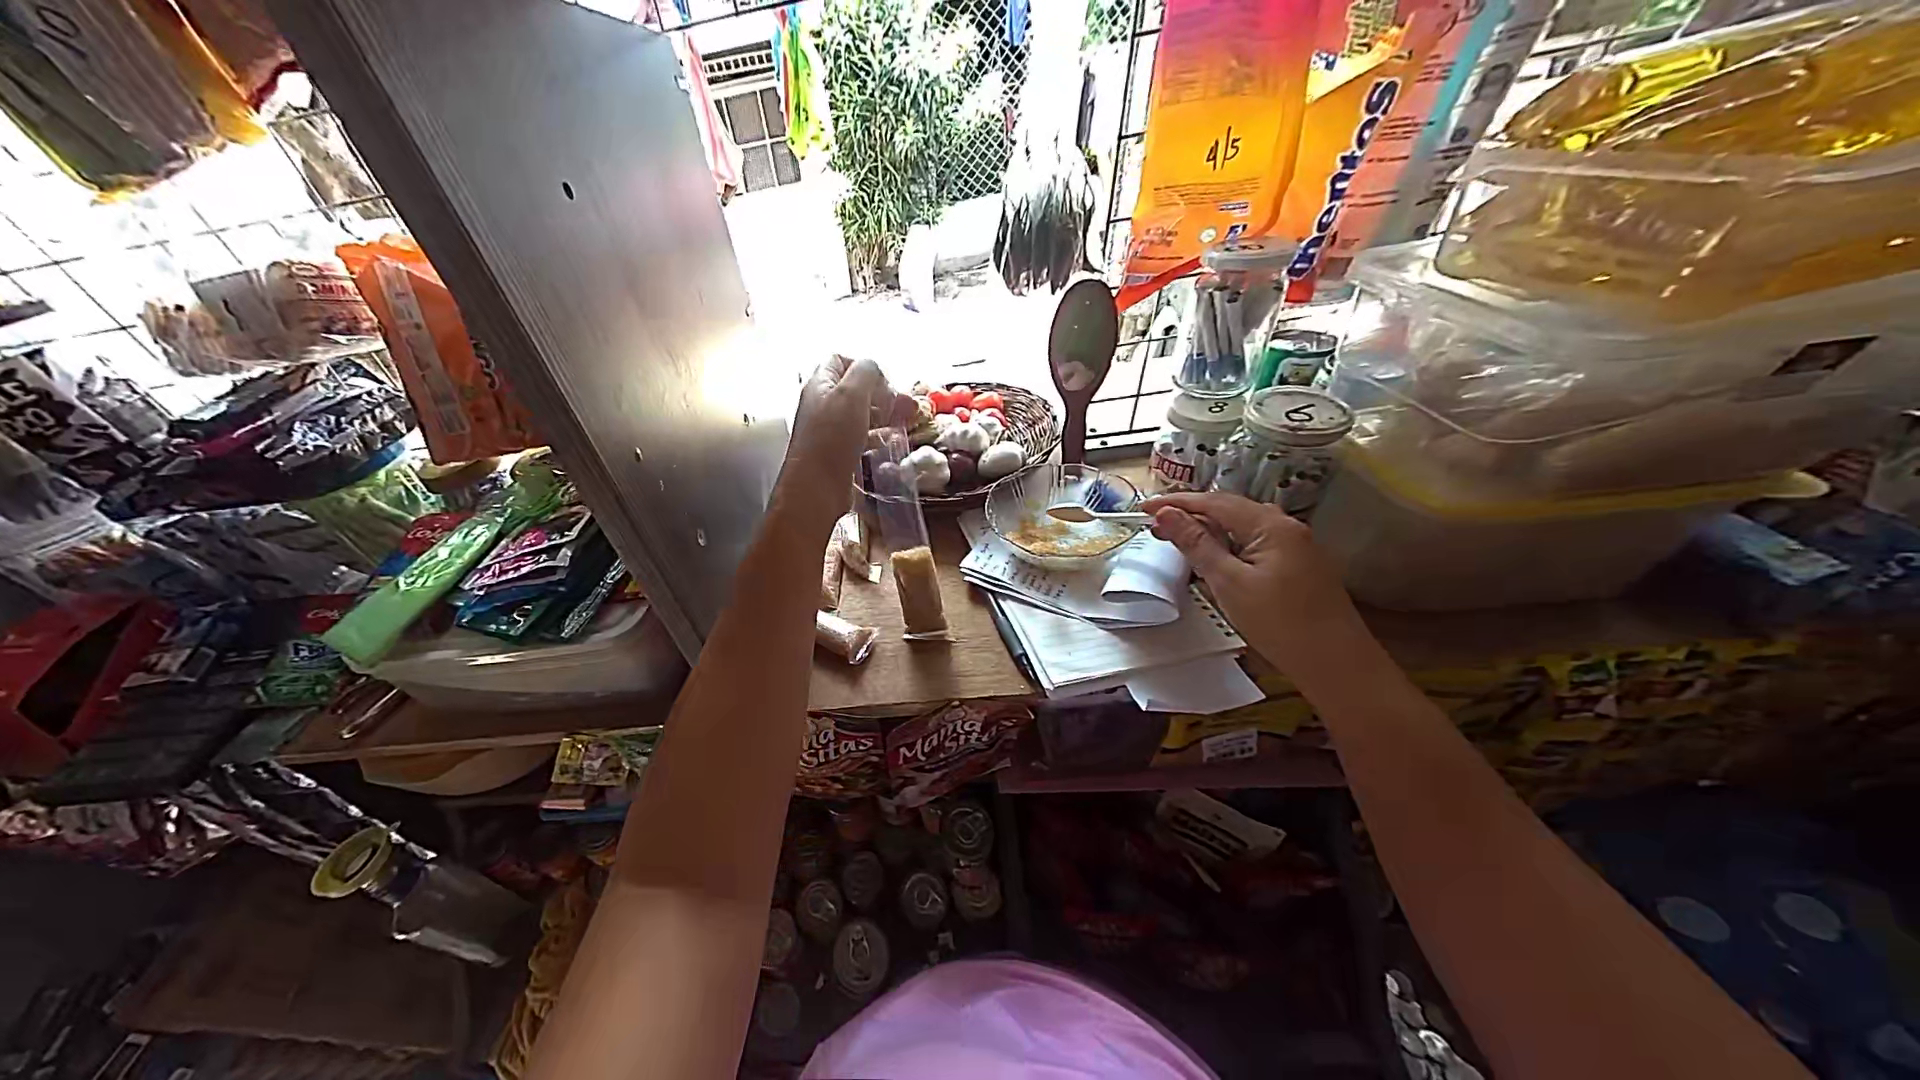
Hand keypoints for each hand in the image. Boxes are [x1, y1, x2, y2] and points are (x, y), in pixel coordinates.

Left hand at [776, 355, 912, 525]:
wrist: (816, 489)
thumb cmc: (832, 438)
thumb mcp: (851, 395)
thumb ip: (866, 372)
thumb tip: (875, 369)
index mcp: (819, 384)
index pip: (841, 360)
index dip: (865, 367)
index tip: (884, 383)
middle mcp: (821, 404)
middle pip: (854, 389)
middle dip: (882, 393)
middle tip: (905, 406)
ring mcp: (829, 430)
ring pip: (860, 413)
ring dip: (884, 415)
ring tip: (905, 422)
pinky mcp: (837, 452)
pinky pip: (861, 436)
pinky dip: (878, 435)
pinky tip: (891, 442)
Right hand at [1142, 491, 1364, 670]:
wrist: (1337, 663)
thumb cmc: (1279, 623)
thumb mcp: (1229, 582)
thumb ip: (1197, 544)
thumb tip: (1166, 514)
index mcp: (1271, 525)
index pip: (1215, 501)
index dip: (1177, 502)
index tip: (1144, 508)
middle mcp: (1286, 526)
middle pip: (1231, 509)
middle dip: (1192, 513)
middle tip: (1156, 526)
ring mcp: (1296, 545)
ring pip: (1243, 527)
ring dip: (1210, 529)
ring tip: (1179, 539)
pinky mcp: (1298, 565)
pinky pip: (1255, 542)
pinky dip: (1229, 544)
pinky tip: (1215, 557)